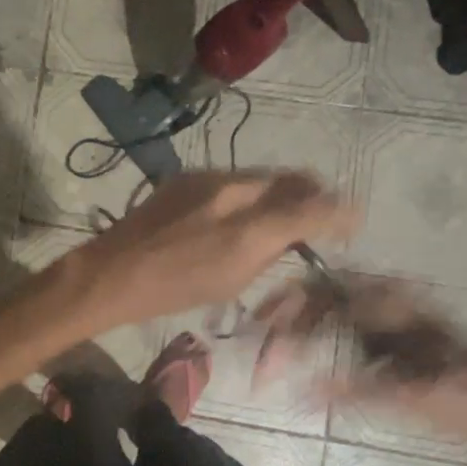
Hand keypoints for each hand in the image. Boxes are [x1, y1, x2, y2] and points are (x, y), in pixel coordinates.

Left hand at [65, 170, 359, 329]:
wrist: (114, 270)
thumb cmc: (173, 291)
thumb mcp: (231, 281)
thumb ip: (268, 251)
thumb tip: (293, 234)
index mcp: (247, 231)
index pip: (310, 209)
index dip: (339, 212)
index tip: (352, 219)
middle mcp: (232, 193)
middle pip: (290, 180)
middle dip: (313, 192)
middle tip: (322, 210)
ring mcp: (207, 179)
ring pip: (262, 175)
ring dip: (281, 189)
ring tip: (284, 210)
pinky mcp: (186, 176)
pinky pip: (233, 176)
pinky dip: (250, 189)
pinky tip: (242, 208)